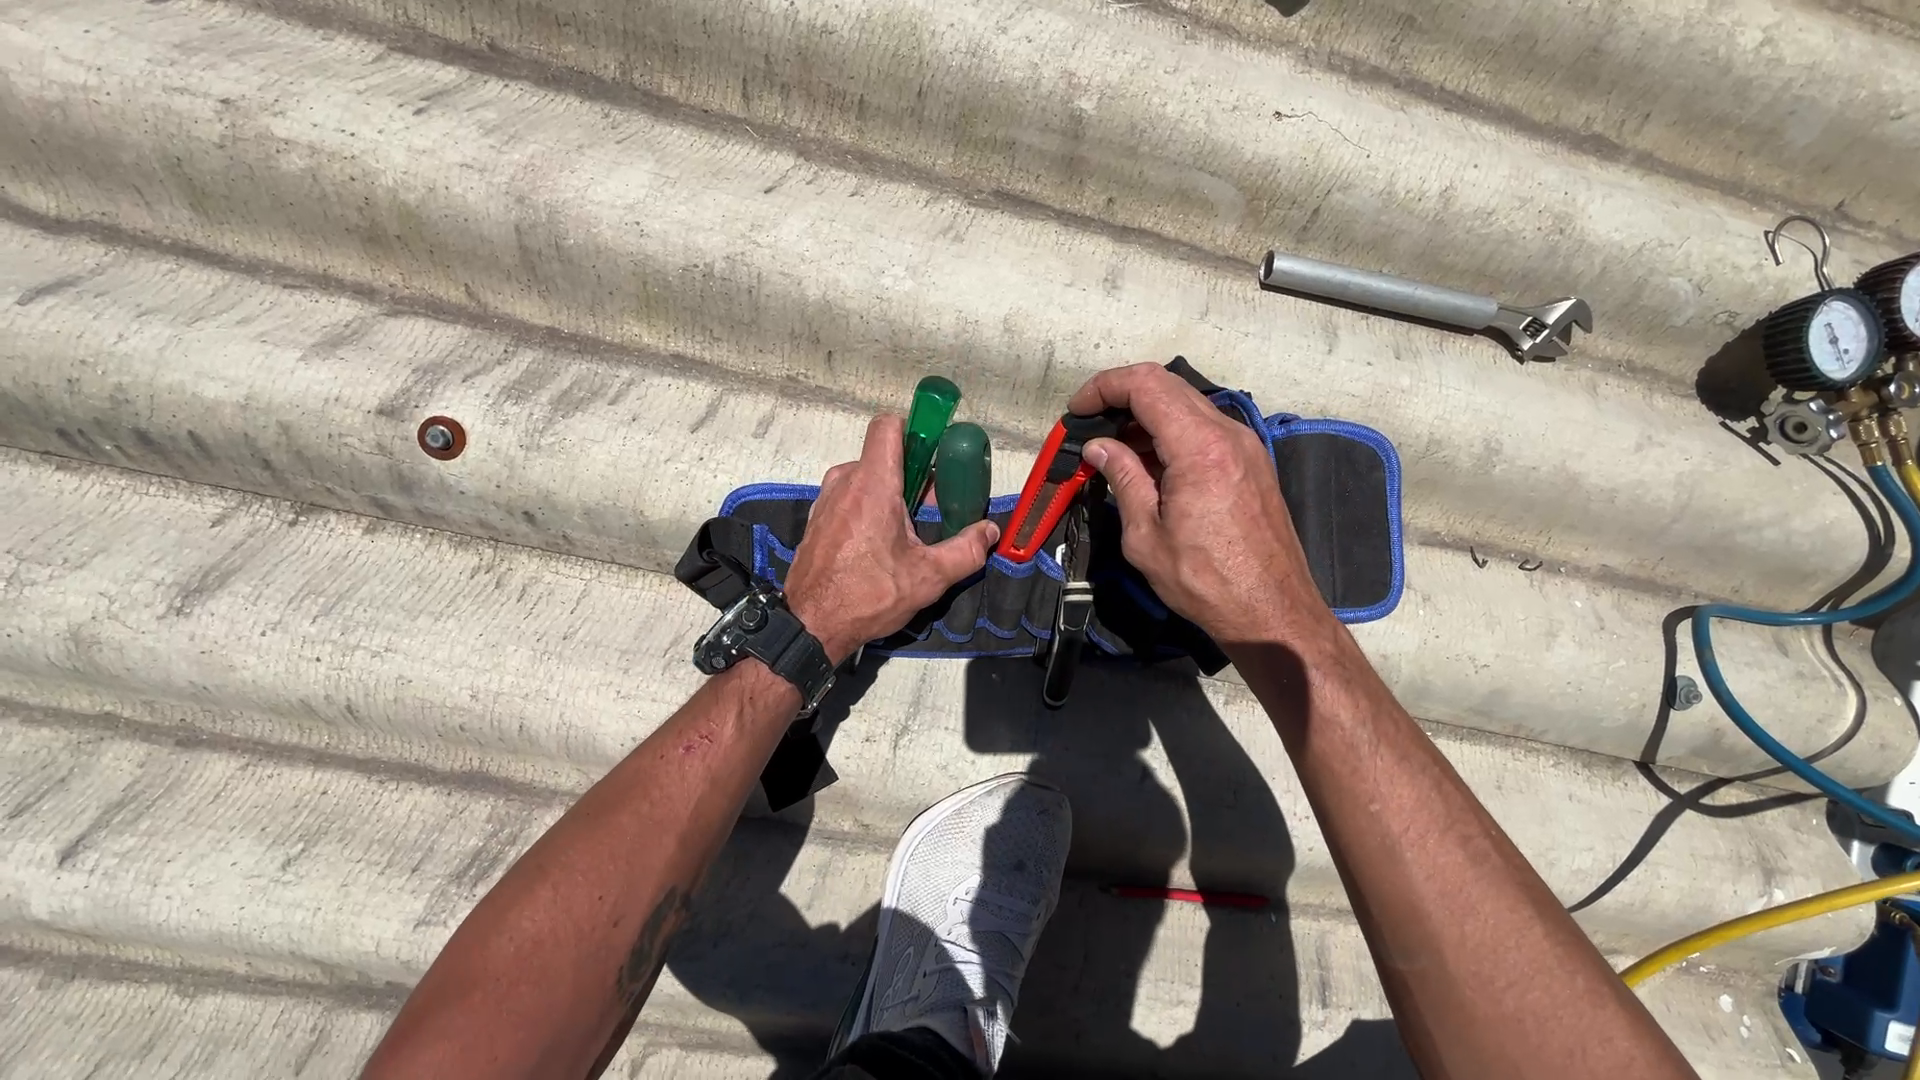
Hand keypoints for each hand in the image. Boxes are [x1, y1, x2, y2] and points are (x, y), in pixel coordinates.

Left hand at [785, 414, 1000, 663]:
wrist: (811, 625)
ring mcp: (826, 499)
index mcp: (873, 483)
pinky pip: (849, 498)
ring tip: (908, 534)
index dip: (915, 432)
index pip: (889, 425)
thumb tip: (990, 532)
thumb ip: (966, 550)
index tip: (935, 459)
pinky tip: (880, 546)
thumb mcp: (928, 577)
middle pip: (885, 457)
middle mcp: (845, 481)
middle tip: (933, 511)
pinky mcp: (818, 519)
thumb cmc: (868, 595)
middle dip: (913, 477)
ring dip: (891, 496)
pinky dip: (869, 510)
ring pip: (866, 479)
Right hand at [1069, 363, 1334, 646]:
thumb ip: (1123, 479)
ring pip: (1186, 405)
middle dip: (1121, 396)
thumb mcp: (1146, 535)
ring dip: (1145, 416)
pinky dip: (1170, 434)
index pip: (1147, 385)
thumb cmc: (1204, 581)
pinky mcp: (1251, 462)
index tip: (1076, 410)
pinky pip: (1204, 429)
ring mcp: (1245, 446)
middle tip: (1088, 426)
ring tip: (1112, 449)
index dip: (1104, 386)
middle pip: (1167, 386)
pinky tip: (1147, 463)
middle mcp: (1228, 434)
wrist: (1271, 611)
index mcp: (1200, 448)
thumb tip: (1098, 447)